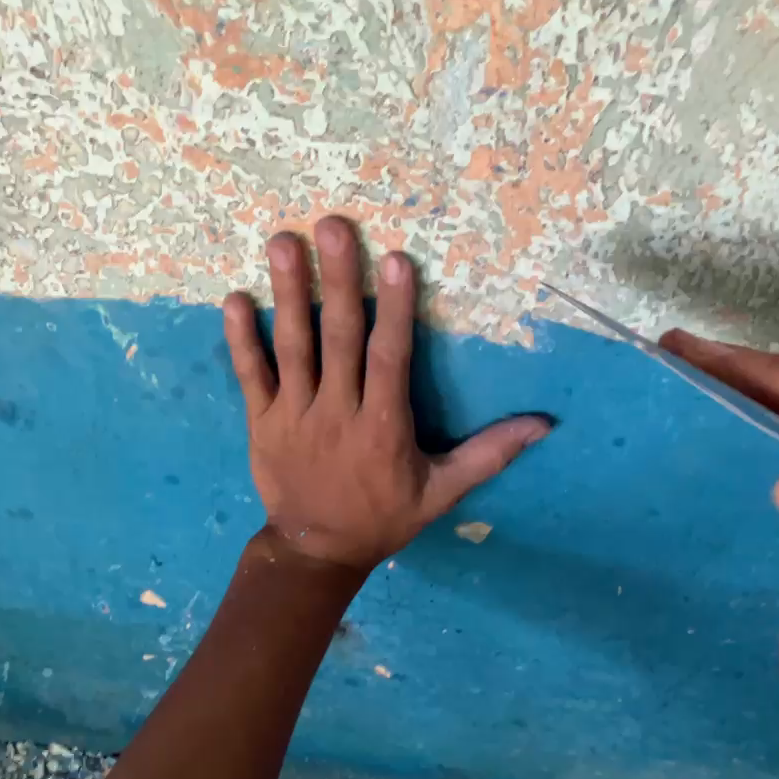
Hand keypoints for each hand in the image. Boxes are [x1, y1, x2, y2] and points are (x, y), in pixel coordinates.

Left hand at [222, 217, 550, 570]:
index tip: (395, 260)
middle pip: (338, 338)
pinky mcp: (261, 421)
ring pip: (292, 347)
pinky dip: (240, 339)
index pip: (390, 358)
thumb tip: (543, 424)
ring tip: (282, 244)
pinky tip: (234, 299)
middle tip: (331, 227)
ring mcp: (293, 415)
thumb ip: (489, 454)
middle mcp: (336, 413)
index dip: (395, 310)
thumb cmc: (384, 516)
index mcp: (382, 427)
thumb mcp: (443, 492)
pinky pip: (250, 375)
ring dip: (287, 294)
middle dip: (337, 280)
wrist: (316, 551)